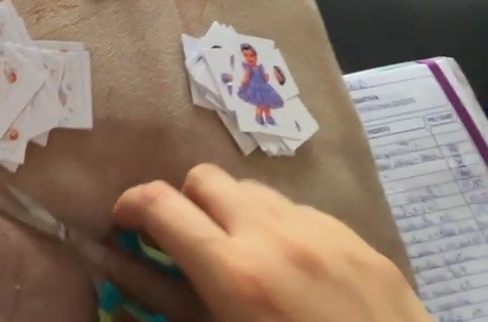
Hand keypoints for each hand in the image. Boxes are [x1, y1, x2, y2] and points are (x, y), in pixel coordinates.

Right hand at [115, 164, 430, 321]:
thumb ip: (181, 314)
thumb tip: (131, 296)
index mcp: (235, 275)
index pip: (159, 204)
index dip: (130, 206)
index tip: (124, 225)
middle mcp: (274, 236)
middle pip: (204, 179)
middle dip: (185, 205)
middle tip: (190, 248)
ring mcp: (323, 234)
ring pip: (254, 191)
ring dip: (235, 215)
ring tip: (249, 263)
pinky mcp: (364, 244)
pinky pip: (303, 214)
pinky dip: (284, 232)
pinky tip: (302, 280)